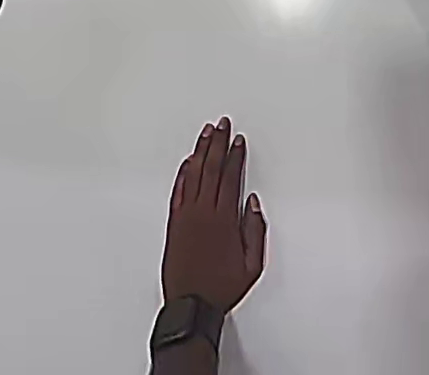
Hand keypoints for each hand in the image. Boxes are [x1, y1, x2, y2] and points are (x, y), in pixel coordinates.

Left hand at [163, 117, 266, 312]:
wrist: (190, 304)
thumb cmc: (221, 286)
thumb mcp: (251, 264)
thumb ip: (255, 230)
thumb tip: (252, 202)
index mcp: (224, 218)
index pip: (230, 176)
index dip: (235, 155)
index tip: (238, 140)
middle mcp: (204, 210)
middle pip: (211, 167)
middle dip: (218, 142)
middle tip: (222, 124)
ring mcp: (186, 214)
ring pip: (194, 172)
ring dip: (201, 150)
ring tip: (206, 132)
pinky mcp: (174, 220)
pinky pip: (178, 189)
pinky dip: (183, 172)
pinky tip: (187, 161)